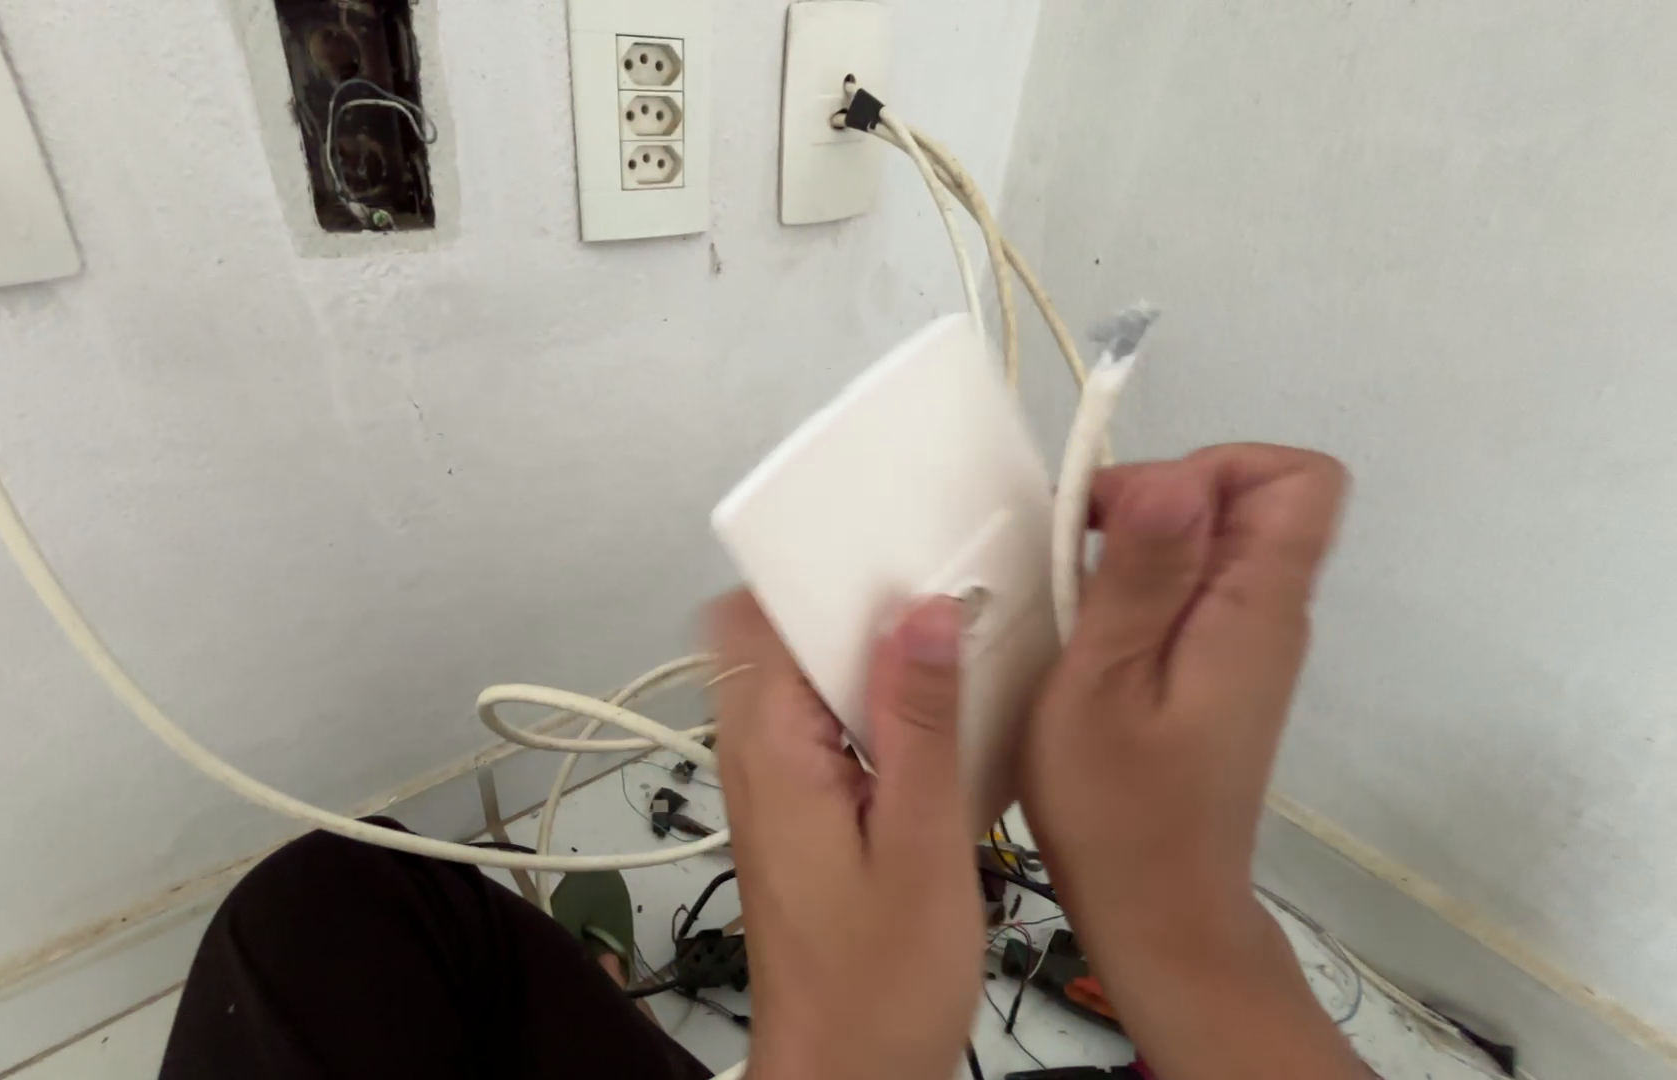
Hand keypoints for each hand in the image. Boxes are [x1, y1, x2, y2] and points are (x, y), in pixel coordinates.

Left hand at [709, 593, 981, 1079]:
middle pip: (765, 629)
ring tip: (926, 644)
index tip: (883, 552)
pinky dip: (852, 690)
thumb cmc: (875, 981)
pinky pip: (807, 709)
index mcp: (771, 743)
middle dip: (832, 598)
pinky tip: (913, 710)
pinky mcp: (786, 792)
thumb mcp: (920, 842)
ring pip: (787, 665)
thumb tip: (925, 616)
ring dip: (849, 644)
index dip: (817, 570)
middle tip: (912, 597)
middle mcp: (750, 746)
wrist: (842, 1064)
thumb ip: (919, 719)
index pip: (765, 614)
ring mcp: (763, 769)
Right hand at [1022, 443, 1366, 1078]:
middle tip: (1074, 550)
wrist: (1151, 903)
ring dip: (1135, 543)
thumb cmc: (1114, 798)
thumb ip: (1144, 577)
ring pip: (1208, 545)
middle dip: (1155, 500)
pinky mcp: (1211, 670)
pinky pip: (1187, 589)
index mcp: (1255, 610)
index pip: (1294, 479)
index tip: (1122, 511)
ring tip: (1065, 587)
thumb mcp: (1106, 679)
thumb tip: (1175, 476)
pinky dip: (1132, 582)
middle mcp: (1266, 616)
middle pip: (1244, 503)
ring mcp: (1240, 645)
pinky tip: (1080, 623)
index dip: (1209, 467)